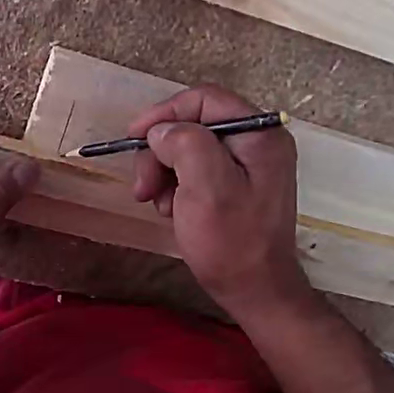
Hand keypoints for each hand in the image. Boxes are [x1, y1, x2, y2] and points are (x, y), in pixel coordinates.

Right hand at [127, 85, 308, 312]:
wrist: (256, 293)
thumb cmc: (232, 243)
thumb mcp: (206, 188)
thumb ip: (185, 144)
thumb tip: (161, 131)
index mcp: (259, 134)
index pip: (204, 99)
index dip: (164, 114)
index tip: (135, 137)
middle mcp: (258, 141)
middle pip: (194, 124)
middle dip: (161, 151)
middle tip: (142, 186)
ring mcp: (249, 163)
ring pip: (189, 147)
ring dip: (164, 171)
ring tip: (157, 203)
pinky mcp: (237, 183)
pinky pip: (196, 169)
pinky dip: (176, 185)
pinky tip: (171, 209)